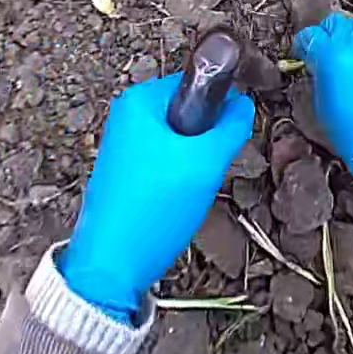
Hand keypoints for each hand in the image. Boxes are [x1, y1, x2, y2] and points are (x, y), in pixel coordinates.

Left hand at [58, 73, 255, 319]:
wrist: (109, 272)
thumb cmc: (151, 212)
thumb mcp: (207, 161)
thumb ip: (233, 124)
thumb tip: (243, 105)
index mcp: (140, 101)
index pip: (200, 81)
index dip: (222, 106)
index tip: (229, 131)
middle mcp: (128, 115)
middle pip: (192, 109)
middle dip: (208, 136)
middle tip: (206, 165)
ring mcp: (126, 141)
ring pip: (184, 134)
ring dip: (197, 156)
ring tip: (189, 184)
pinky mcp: (127, 166)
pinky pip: (170, 154)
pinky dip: (182, 170)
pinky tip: (177, 195)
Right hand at [292, 12, 352, 183]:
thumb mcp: (322, 106)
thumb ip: (318, 75)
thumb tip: (316, 62)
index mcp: (334, 57)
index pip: (311, 35)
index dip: (305, 44)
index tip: (304, 52)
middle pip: (336, 24)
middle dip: (328, 37)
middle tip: (327, 54)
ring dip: (351, 42)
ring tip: (351, 64)